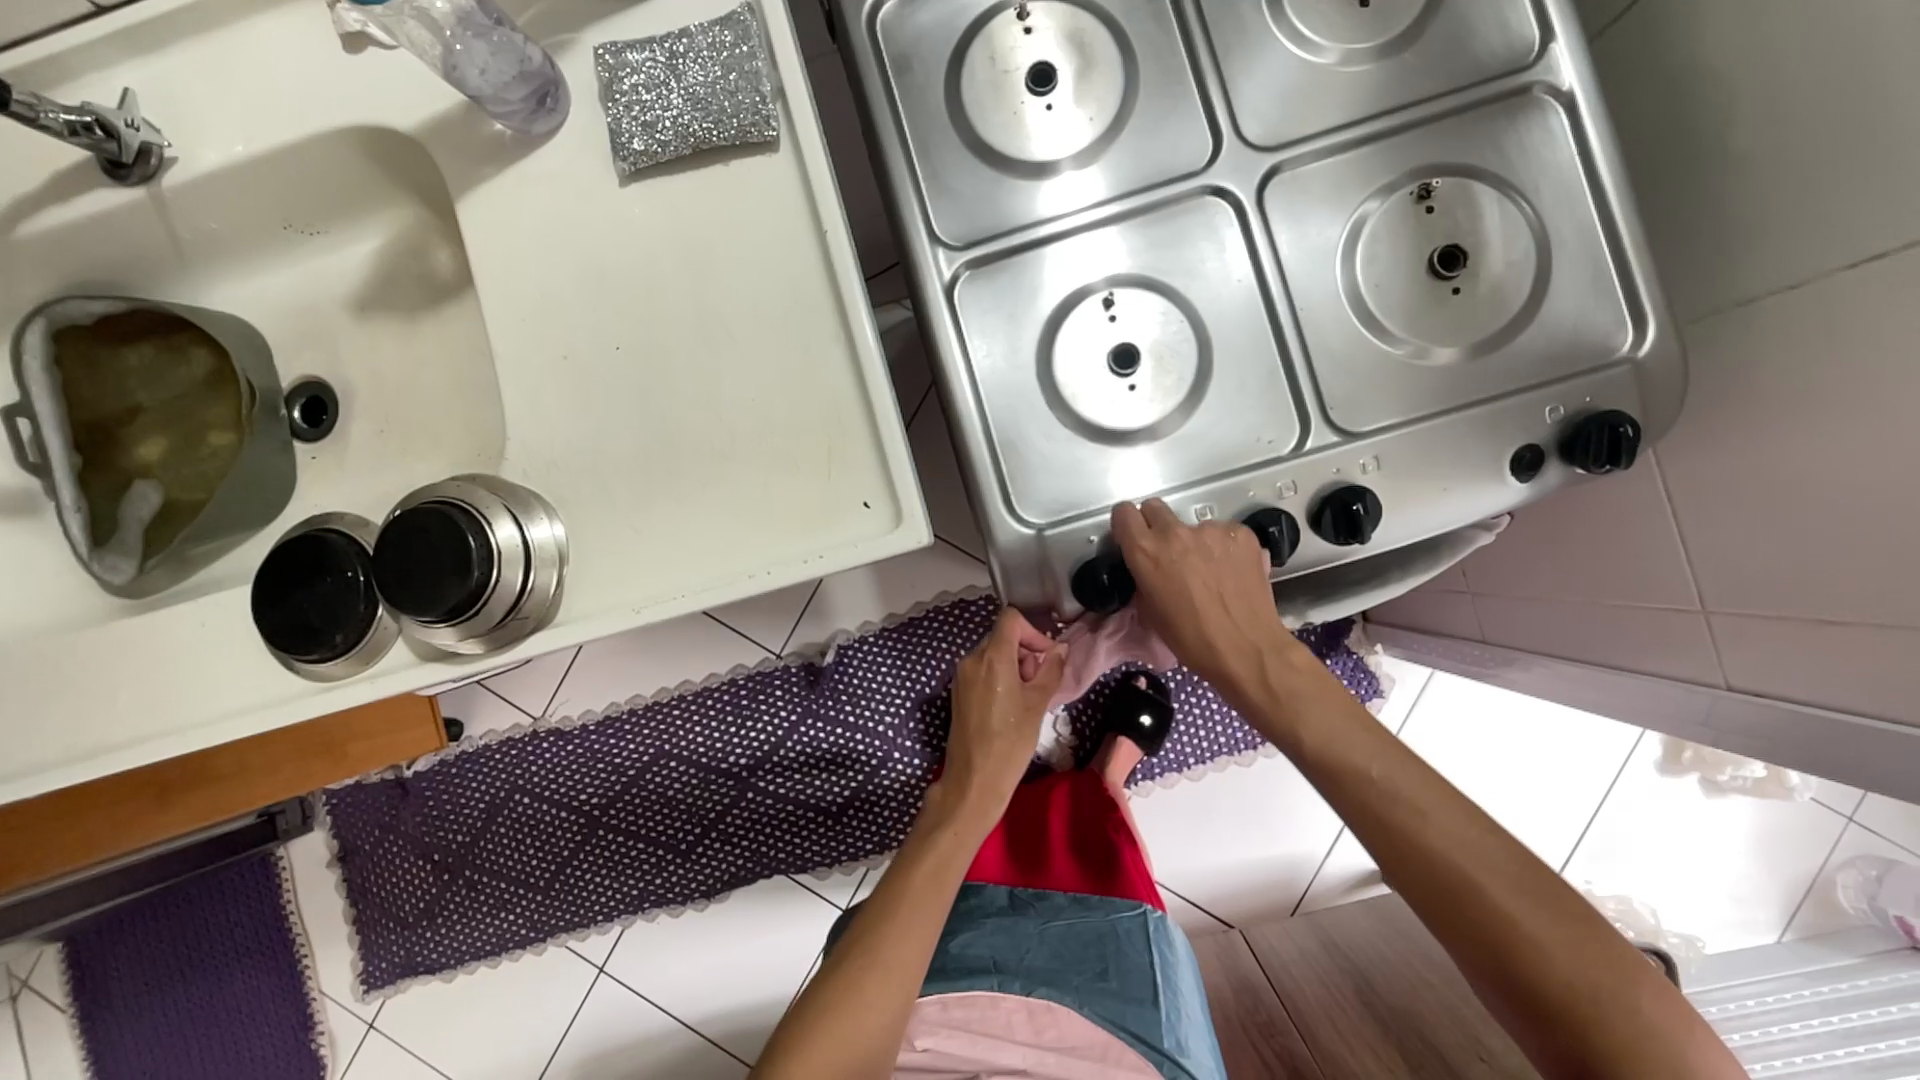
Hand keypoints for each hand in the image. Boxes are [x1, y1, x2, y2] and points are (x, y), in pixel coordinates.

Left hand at [938, 607, 1066, 833]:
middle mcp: (971, 659)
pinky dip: (1000, 678)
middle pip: (1002, 637)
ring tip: (1027, 698)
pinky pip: (983, 671)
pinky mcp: (958, 692)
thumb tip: (1060, 649)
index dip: (1033, 632)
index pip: (1011, 619)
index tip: (1046, 658)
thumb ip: (1051, 670)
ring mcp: (962, 676)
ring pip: (993, 655)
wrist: (975, 779)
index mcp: (991, 657)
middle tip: (1039, 684)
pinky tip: (1011, 706)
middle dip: (1026, 653)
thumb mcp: (1038, 704)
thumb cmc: (1011, 741)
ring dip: (1014, 667)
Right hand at [1110, 499, 1300, 701]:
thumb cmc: (1191, 639)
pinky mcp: (1242, 534)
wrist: (1246, 649)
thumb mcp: (1150, 611)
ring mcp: (1212, 530)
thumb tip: (1148, 569)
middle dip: (1157, 525)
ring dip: (1196, 542)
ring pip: (1195, 525)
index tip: (1133, 535)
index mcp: (1146, 551)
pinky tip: (1232, 572)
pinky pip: (1225, 533)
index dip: (1127, 524)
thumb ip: (1144, 578)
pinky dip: (1225, 548)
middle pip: (1156, 507)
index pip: (1124, 513)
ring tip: (1210, 572)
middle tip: (1168, 552)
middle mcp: (1175, 532)